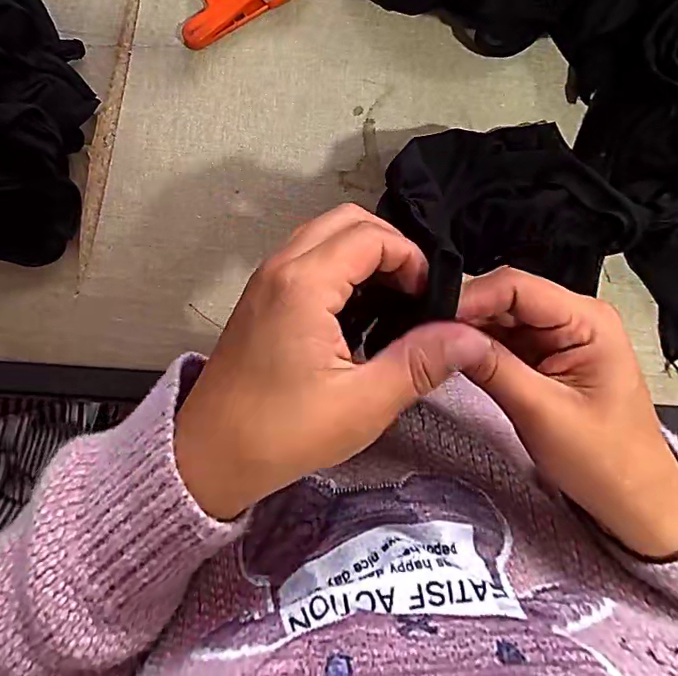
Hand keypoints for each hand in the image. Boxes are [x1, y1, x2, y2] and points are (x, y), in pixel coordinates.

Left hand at [174, 205, 494, 519]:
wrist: (206, 457)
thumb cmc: (281, 433)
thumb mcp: (361, 404)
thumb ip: (419, 363)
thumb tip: (471, 337)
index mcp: (303, 284)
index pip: (372, 237)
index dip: (411, 258)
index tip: (429, 298)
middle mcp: (282, 266)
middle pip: (348, 219)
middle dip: (391, 245)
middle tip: (413, 290)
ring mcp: (267, 275)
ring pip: (326, 231)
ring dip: (364, 250)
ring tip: (391, 295)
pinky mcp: (263, 292)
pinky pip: (309, 251)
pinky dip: (340, 261)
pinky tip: (357, 305)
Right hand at [455, 267, 677, 559]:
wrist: (635, 503)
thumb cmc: (610, 463)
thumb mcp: (544, 414)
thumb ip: (494, 368)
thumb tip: (448, 336)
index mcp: (589, 320)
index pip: (518, 286)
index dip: (473, 296)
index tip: (435, 315)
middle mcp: (575, 316)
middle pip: (505, 296)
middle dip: (466, 313)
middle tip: (428, 335)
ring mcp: (559, 334)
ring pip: (499, 315)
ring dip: (469, 331)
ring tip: (438, 348)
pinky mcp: (546, 352)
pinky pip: (503, 337)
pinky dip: (479, 347)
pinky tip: (459, 358)